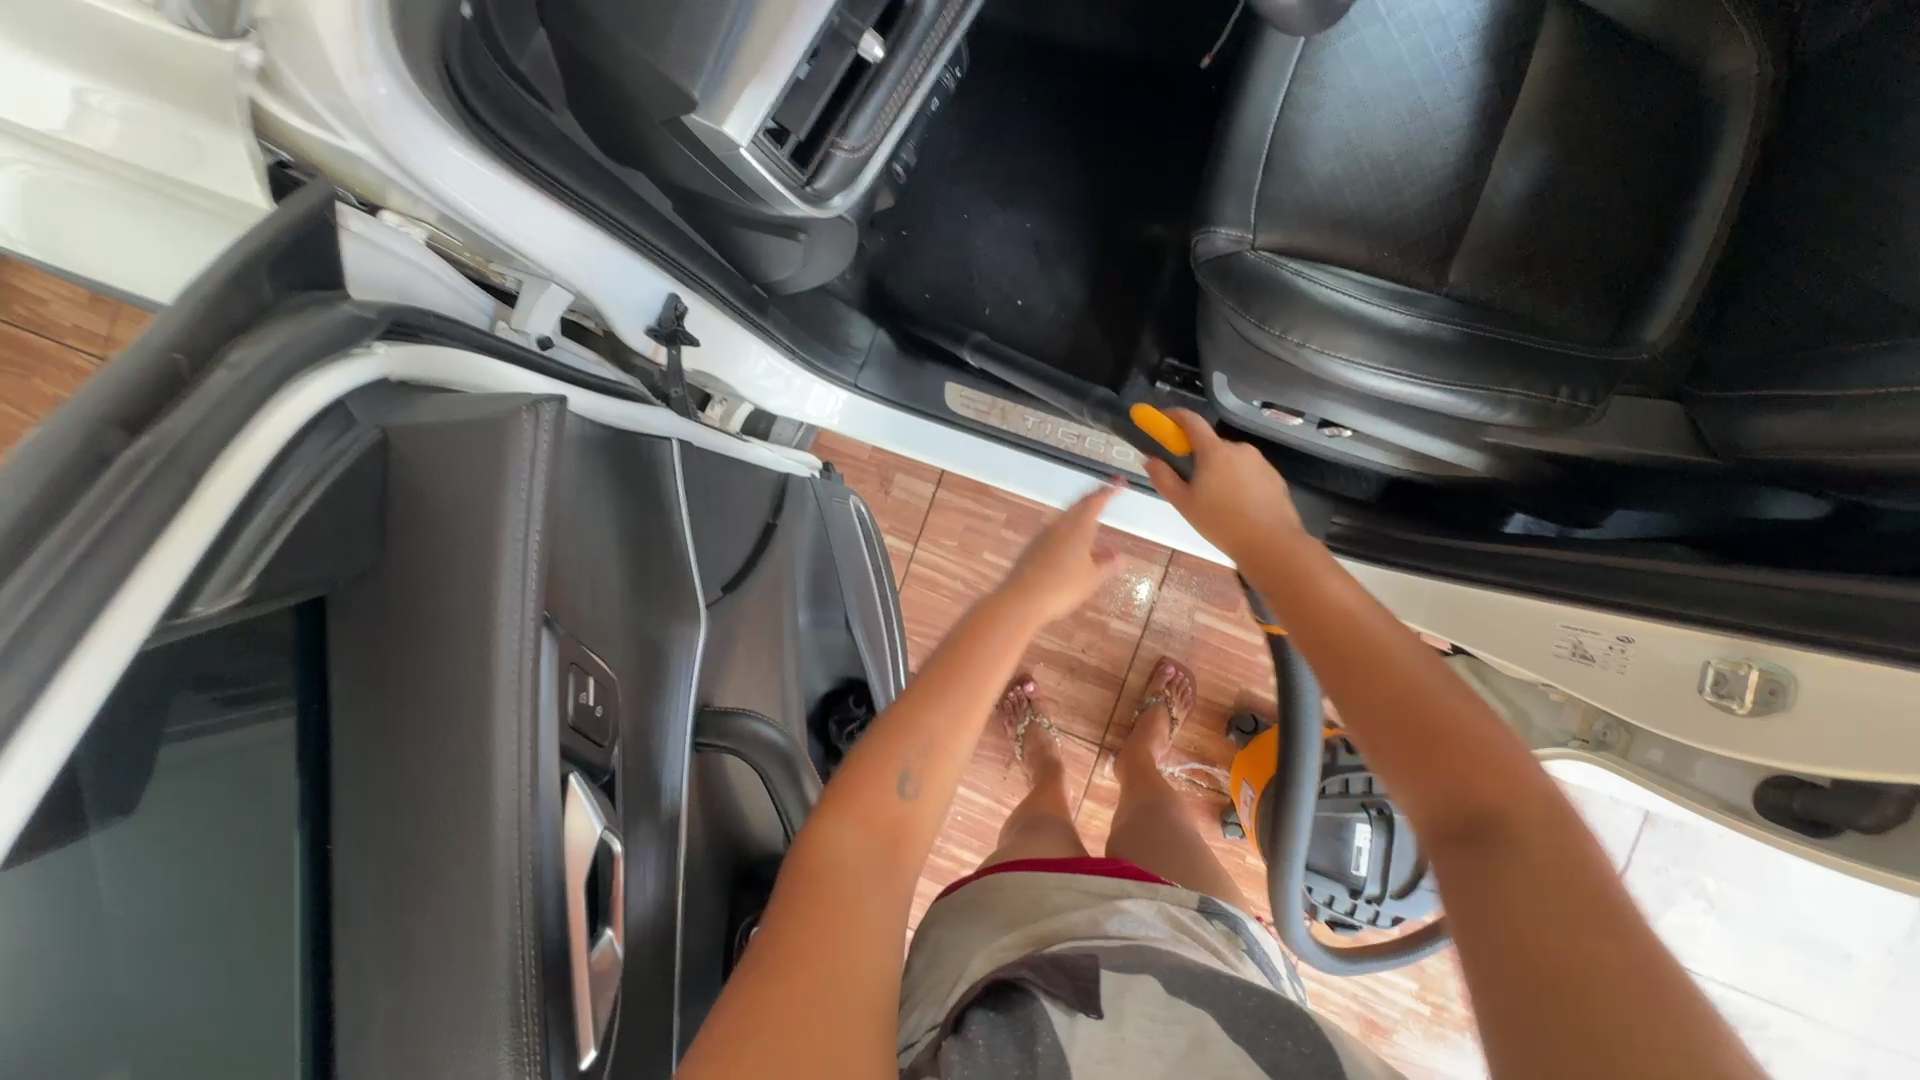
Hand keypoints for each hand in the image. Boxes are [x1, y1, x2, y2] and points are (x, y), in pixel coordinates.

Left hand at [997, 477, 1125, 623]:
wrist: (1022, 599)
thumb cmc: (1063, 587)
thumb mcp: (1092, 579)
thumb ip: (1107, 566)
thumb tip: (1120, 557)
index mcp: (1078, 528)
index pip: (1095, 502)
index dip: (1108, 492)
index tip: (1119, 483)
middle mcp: (1059, 526)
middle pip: (1077, 506)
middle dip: (1093, 499)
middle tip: (1105, 494)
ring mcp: (1043, 536)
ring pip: (1065, 519)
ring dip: (1079, 516)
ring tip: (1091, 521)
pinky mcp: (1032, 549)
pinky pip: (1055, 534)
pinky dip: (1067, 533)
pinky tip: (1071, 546)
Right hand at [1143, 408, 1304, 563]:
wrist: (1271, 543)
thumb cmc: (1221, 523)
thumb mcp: (1184, 504)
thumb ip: (1164, 478)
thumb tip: (1151, 460)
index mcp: (1214, 451)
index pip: (1192, 421)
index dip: (1175, 416)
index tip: (1163, 418)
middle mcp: (1239, 449)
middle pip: (1212, 446)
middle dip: (1199, 458)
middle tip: (1192, 485)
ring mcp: (1260, 462)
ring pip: (1231, 460)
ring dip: (1220, 472)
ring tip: (1218, 503)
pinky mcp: (1274, 476)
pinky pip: (1249, 473)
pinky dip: (1239, 482)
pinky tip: (1238, 507)